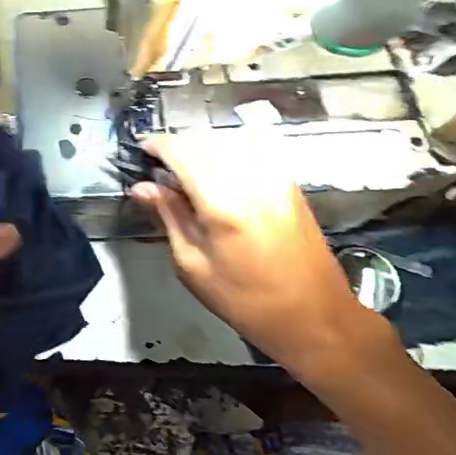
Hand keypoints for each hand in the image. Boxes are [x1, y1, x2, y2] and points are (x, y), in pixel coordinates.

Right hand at [131, 129, 398, 374]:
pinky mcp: (290, 183)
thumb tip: (142, 187)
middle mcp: (252, 180)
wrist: (313, 315)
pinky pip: (254, 150)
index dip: (158, 145)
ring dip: (204, 146)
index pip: (183, 152)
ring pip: (231, 139)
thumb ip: (168, 216)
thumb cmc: (244, 300)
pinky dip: (229, 150)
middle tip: (159, 167)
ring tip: (187, 170)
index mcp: (222, 204)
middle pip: (206, 140)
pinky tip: (219, 171)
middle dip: (178, 145)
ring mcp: (276, 178)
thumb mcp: (192, 265)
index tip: (141, 151)